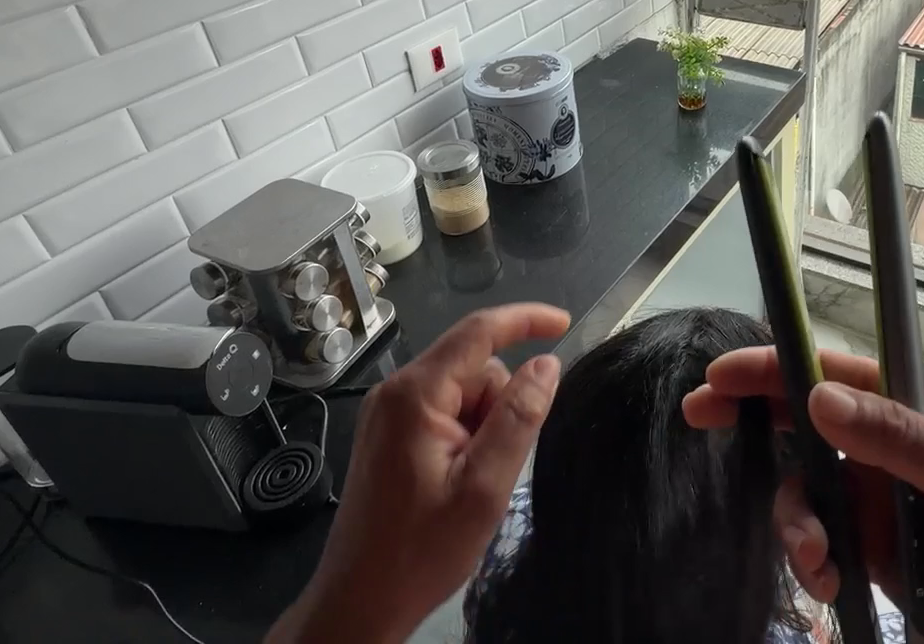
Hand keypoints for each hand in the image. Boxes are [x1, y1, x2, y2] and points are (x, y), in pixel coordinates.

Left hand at [269, 304, 571, 643]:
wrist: (358, 603)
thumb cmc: (420, 551)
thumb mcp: (484, 487)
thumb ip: (519, 418)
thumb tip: (547, 364)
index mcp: (416, 393)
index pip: (479, 331)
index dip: (526, 320)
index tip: (565, 323)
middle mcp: (397, 390)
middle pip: (475, 367)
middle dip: (500, 404)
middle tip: (494, 465)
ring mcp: (389, 410)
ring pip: (464, 390)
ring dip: (484, 425)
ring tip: (471, 479)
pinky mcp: (389, 431)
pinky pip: (446, 409)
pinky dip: (466, 434)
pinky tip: (458, 476)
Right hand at [684, 347, 923, 643]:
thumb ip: (897, 437)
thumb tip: (817, 397)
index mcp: (911, 405)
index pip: (833, 369)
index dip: (774, 364)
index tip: (722, 373)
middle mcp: (884, 444)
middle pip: (802, 417)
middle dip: (751, 415)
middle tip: (700, 415)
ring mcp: (874, 498)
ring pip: (803, 487)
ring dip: (791, 518)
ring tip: (811, 557)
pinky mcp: (869, 551)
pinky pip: (818, 540)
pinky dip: (809, 557)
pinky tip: (825, 582)